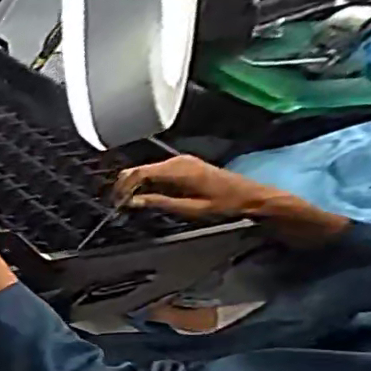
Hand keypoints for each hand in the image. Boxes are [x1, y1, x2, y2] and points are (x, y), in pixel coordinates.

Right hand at [113, 155, 350, 247]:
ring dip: (134, 186)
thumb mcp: (189, 209)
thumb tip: (131, 202)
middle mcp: (178, 161)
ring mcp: (182, 162)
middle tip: (118, 206)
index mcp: (179, 170)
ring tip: (130, 204)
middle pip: (137, 170)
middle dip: (124, 187)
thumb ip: (158, 203)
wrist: (255, 198)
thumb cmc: (226, 205)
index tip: (115, 204)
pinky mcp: (184, 166)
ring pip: (144, 171)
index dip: (122, 188)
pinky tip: (145, 197)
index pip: (137, 173)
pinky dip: (145, 184)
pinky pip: (155, 172)